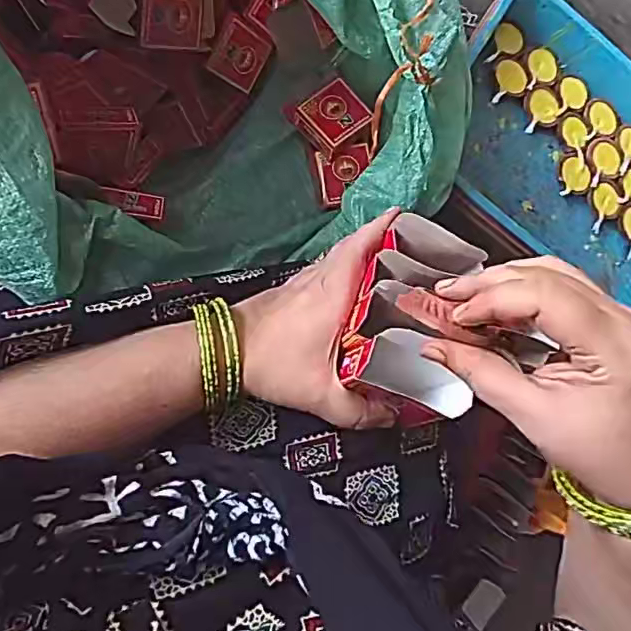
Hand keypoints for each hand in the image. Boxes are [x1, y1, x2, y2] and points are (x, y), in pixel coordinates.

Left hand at [234, 209, 399, 429]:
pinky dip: (344, 266)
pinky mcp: (291, 290)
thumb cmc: (271, 363)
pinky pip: (326, 268)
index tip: (401, 213)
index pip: (360, 247)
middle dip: (379, 236)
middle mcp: (318, 278)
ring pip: (338, 256)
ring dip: (361, 250)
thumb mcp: (321, 395)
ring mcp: (302, 282)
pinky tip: (352, 285)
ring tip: (388, 259)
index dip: (381, 228)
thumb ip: (359, 410)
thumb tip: (391, 416)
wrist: (224, 350)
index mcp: (332, 291)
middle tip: (406, 239)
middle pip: (352, 245)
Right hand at [423, 257, 630, 509]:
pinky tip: (495, 302)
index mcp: (613, 346)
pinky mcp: (608, 316)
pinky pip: (560, 285)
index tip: (457, 315)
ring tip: (466, 297)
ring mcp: (620, 314)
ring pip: (551, 272)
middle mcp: (624, 320)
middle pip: (545, 275)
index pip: (543, 295)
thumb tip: (439, 346)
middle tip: (448, 297)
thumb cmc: (601, 453)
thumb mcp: (531, 415)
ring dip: (503, 281)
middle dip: (489, 284)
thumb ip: (480, 372)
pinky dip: (521, 289)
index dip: (491, 299)